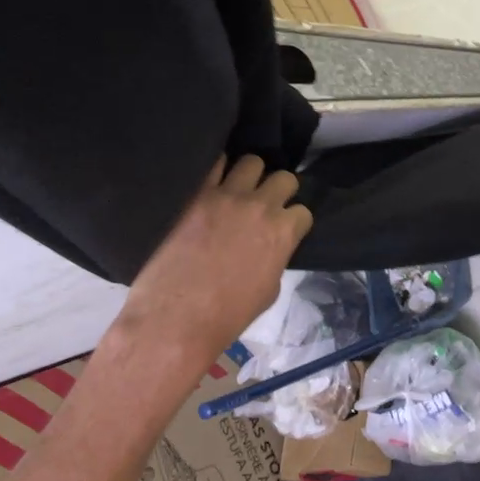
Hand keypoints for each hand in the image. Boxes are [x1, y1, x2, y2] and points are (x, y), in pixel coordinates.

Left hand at [118, 155, 312, 373]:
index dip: (295, 222)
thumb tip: (270, 248)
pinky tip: (213, 181)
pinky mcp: (195, 195)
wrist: (176, 318)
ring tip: (239, 189)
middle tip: (266, 204)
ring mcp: (226, 197)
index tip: (287, 228)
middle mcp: (260, 206)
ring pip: (251, 162)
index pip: (303, 211)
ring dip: (250, 176)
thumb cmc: (228, 314)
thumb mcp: (270, 290)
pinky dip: (217, 170)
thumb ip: (275, 258)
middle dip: (279, 191)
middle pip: (284, 178)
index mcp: (283, 232)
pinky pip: (212, 164)